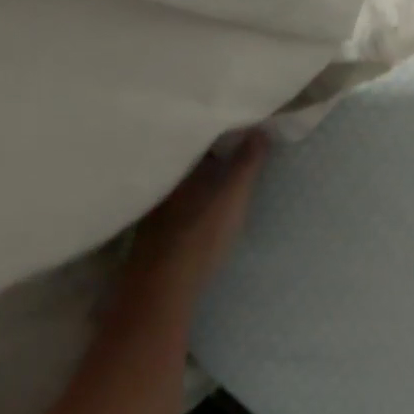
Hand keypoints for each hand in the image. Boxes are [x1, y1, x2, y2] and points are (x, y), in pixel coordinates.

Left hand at [118, 131, 269, 311]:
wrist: (159, 293)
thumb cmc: (199, 238)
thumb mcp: (232, 198)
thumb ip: (247, 164)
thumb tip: (260, 127)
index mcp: (180, 169)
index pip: (198, 137)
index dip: (221, 127)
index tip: (242, 119)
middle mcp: (164, 183)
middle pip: (189, 156)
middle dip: (212, 146)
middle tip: (239, 138)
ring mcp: (155, 207)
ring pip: (182, 178)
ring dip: (202, 169)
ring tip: (226, 164)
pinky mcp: (154, 229)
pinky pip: (177, 196)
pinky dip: (193, 189)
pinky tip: (204, 196)